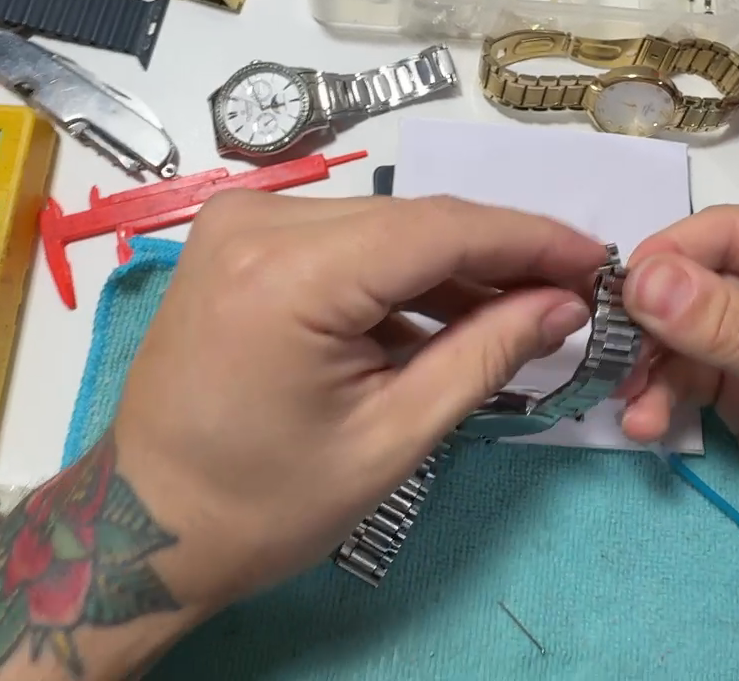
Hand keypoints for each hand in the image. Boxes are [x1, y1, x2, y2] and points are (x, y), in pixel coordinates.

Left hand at [112, 192, 607, 612]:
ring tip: (519, 308)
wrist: (145, 519)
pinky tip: (447, 310)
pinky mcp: (242, 232)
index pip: (439, 230)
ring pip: (384, 225)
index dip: (528, 240)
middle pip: (413, 220)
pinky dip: (400, 272)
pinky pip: (347, 238)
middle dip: (497, 255)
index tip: (593, 258)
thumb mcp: (390, 438)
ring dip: (452, 266)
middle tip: (567, 290)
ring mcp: (243, 219)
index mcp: (287, 273)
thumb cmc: (263, 502)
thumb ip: (485, 356)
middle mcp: (259, 220)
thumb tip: (563, 303)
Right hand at [617, 205, 738, 611]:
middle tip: (611, 358)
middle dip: (649, 320)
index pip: (728, 232)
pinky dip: (658, 398)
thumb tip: (639, 279)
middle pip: (693, 281)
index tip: (617, 294)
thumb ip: (731, 327)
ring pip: (679, 333)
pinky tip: (645, 425)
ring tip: (630, 403)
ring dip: (647, 366)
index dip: (669, 256)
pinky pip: (683, 379)